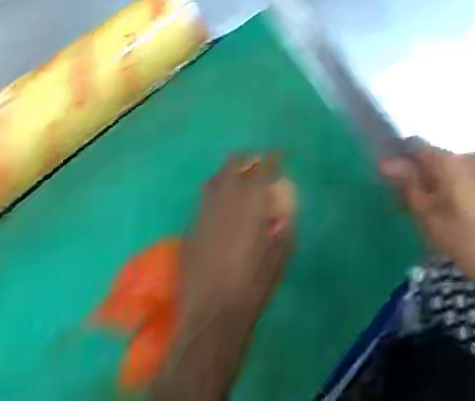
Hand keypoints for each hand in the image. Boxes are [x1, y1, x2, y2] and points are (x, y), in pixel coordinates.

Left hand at [177, 153, 296, 332]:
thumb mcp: (283, 249)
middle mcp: (226, 195)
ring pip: (216, 178)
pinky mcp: (190, 228)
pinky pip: (205, 200)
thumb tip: (282, 209)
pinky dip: (217, 197)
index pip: (266, 163)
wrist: (212, 315)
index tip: (282, 159)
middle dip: (250, 161)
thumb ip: (284, 221)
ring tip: (241, 187)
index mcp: (252, 197)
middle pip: (236, 162)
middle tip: (261, 170)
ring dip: (231, 175)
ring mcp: (204, 210)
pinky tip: (224, 213)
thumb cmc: (255, 282)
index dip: (276, 158)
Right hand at [381, 145, 474, 331]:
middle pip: (436, 160)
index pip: (415, 145)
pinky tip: (459, 227)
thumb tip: (390, 162)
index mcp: (452, 160)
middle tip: (408, 212)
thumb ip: (413, 191)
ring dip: (441, 192)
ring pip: (455, 174)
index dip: (398, 162)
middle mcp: (472, 156)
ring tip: (433, 225)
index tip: (386, 185)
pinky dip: (460, 199)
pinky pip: (472, 185)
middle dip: (420, 179)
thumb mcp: (437, 225)